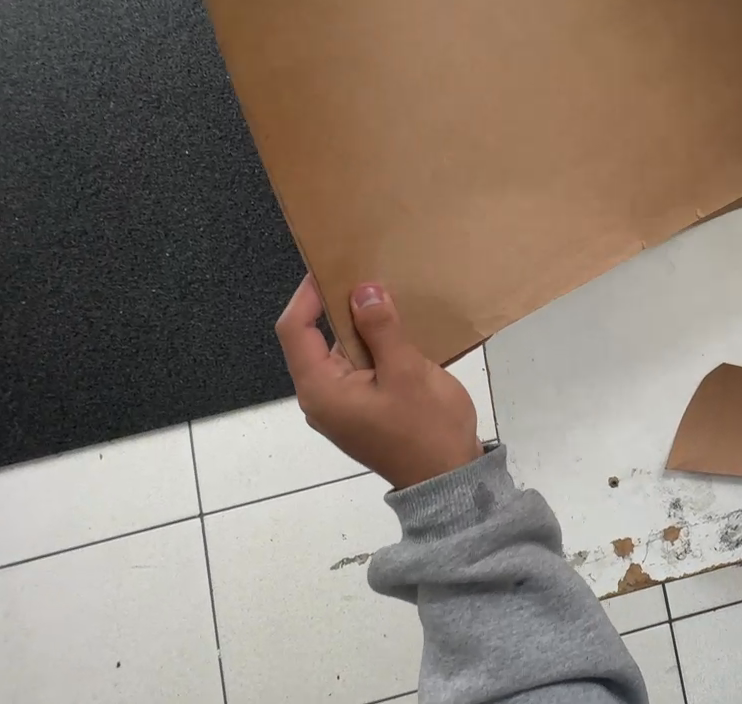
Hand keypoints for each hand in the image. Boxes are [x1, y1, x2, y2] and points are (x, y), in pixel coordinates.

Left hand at [275, 275, 482, 489]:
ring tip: (389, 297)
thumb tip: (363, 290)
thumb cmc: (426, 424)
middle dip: (337, 306)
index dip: (306, 295)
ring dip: (360, 326)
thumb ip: (382, 331)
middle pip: (315, 341)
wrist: (445, 475)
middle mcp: (321, 396)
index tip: (331, 266)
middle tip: (368, 274)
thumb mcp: (408, 372)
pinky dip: (373, 345)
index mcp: (321, 388)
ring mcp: (342, 406)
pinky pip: (359, 368)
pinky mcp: (363, 409)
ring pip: (340, 354)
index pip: (296, 330)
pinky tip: (401, 332)